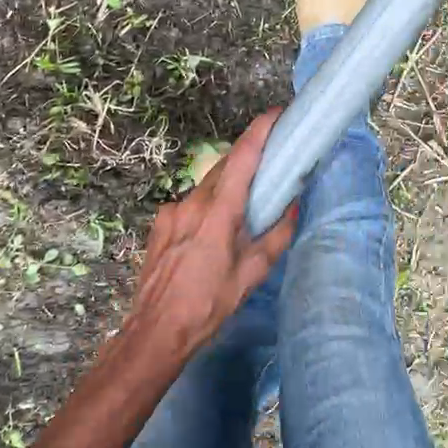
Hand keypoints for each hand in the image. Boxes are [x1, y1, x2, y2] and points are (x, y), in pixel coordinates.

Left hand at [128, 109, 295, 357]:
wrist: (154, 333)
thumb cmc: (208, 305)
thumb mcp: (252, 275)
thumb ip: (276, 236)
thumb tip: (293, 207)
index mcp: (218, 212)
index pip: (242, 157)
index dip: (260, 130)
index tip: (277, 113)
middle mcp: (192, 203)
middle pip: (225, 166)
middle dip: (249, 156)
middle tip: (273, 158)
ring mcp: (171, 212)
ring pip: (207, 185)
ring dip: (228, 184)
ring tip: (246, 201)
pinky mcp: (159, 224)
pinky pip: (191, 203)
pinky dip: (209, 205)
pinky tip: (214, 230)